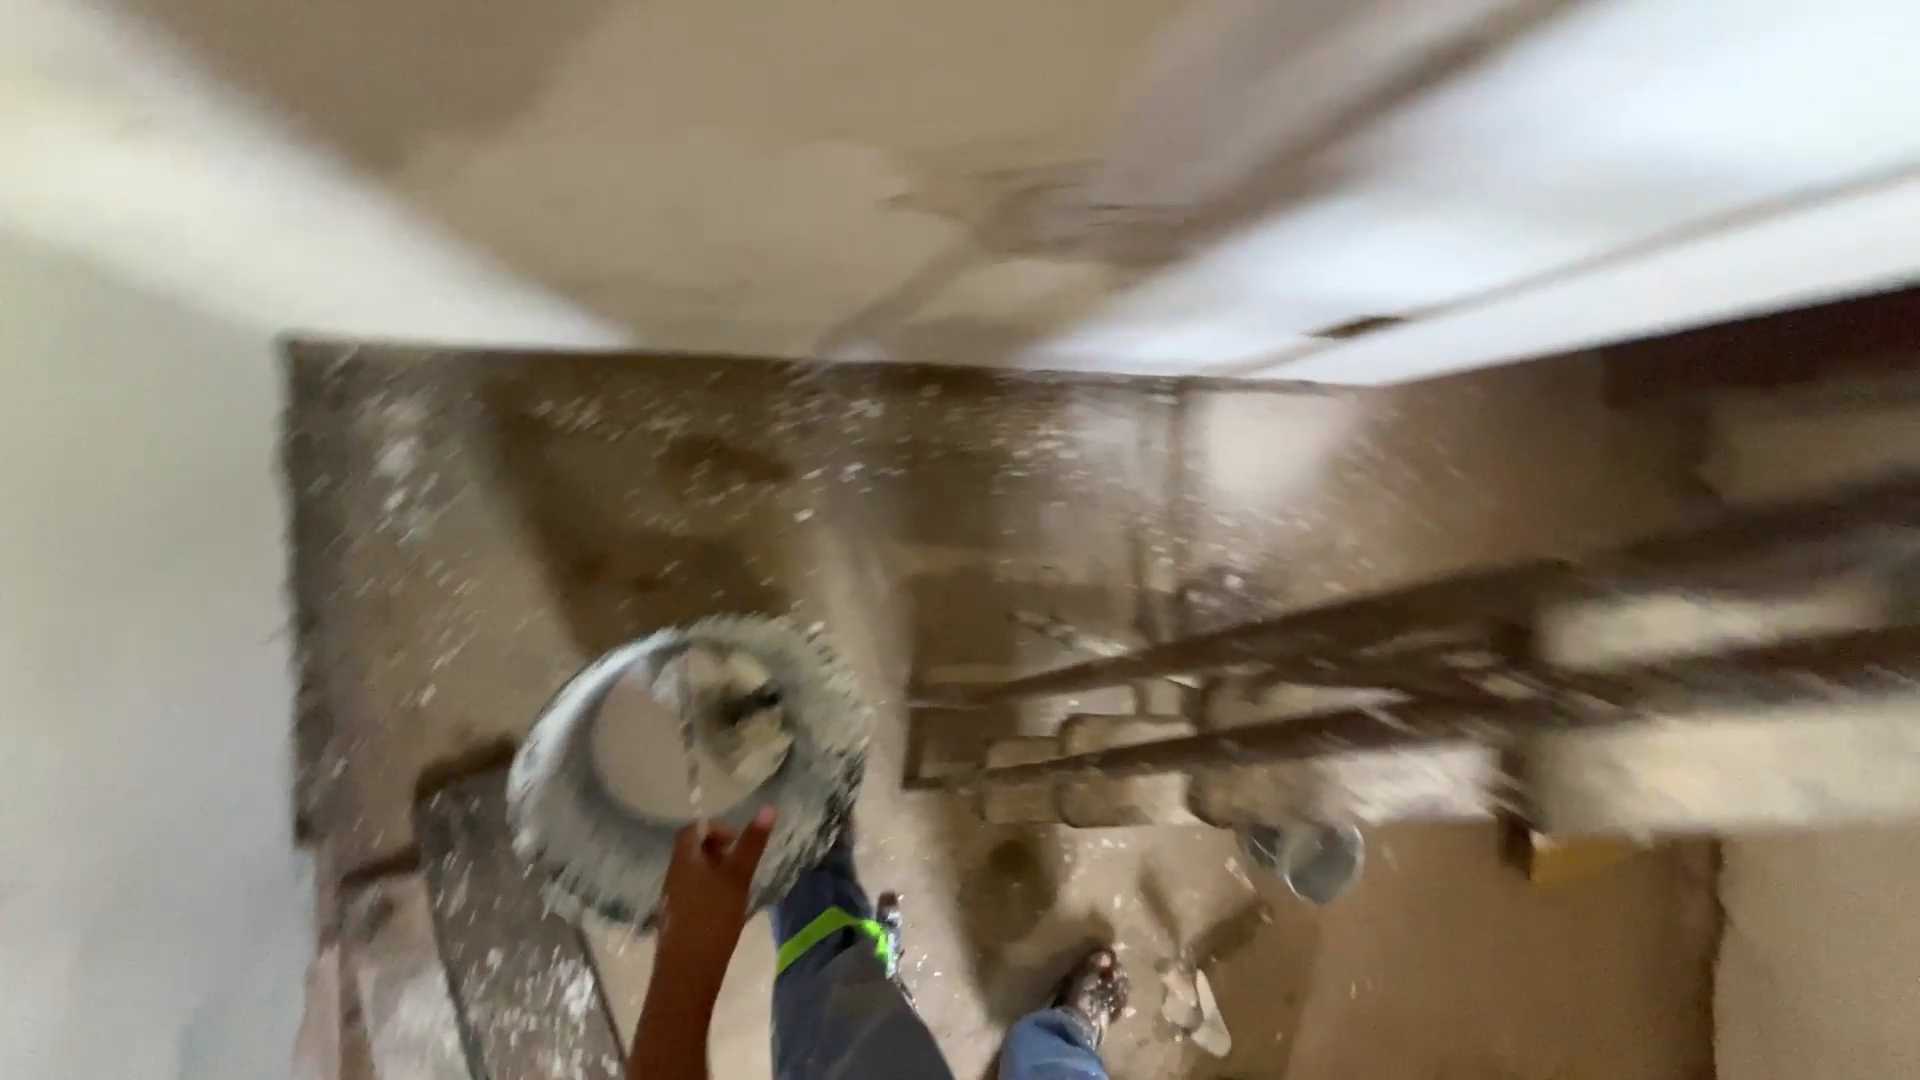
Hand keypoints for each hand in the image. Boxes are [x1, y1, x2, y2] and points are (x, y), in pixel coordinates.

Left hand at [655, 806, 775, 985]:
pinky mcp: (676, 921)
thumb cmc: (713, 918)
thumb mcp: (737, 877)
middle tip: (742, 861)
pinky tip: (726, 907)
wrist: (687, 974)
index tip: (737, 840)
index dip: (714, 828)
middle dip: (717, 850)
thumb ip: (752, 844)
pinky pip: (692, 893)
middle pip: (691, 851)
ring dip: (714, 871)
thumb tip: (769, 807)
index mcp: (683, 861)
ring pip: (692, 873)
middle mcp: (673, 876)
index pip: (691, 830)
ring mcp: (672, 901)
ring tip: (738, 884)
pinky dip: (709, 890)